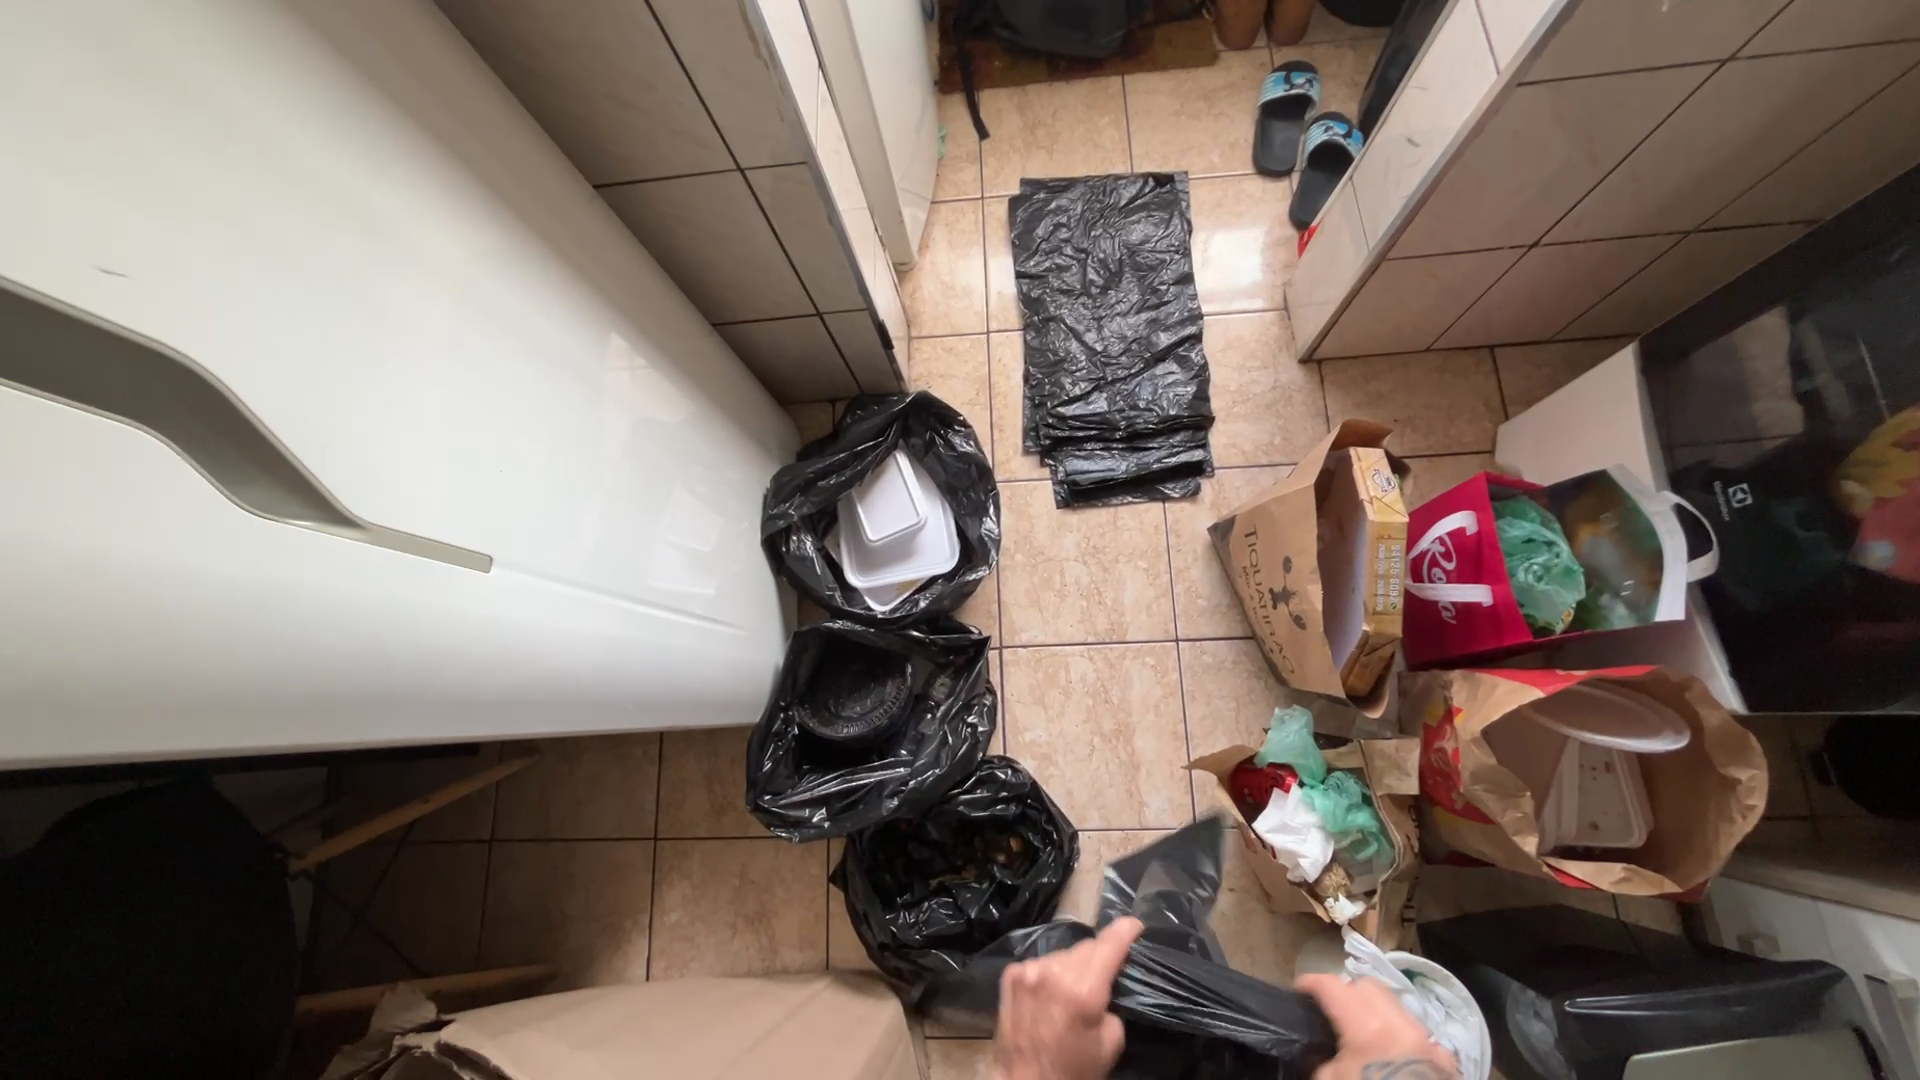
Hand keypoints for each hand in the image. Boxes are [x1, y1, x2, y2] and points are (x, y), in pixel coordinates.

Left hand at [991, 916, 1144, 1079]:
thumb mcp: (1111, 1042)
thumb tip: (1107, 980)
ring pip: (1063, 953)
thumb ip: (1112, 1001)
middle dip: (1099, 957)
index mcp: (1083, 990)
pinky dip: (1050, 972)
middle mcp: (1054, 970)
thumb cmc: (1074, 1070)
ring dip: (1072, 966)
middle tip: (1104, 977)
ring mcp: (1029, 969)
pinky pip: (1041, 962)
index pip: (1109, 944)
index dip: (1126, 930)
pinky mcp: (1012, 973)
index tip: (1136, 924)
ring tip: (1071, 991)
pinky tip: (1049, 993)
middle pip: (1087, 947)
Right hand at [1295, 974, 1458, 1079]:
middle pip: (1366, 986)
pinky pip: (1418, 1033)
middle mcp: (1393, 1021)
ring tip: (1365, 1026)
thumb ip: (1322, 1063)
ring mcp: (1421, 1037)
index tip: (1300, 989)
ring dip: (1376, 1008)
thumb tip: (1321, 1059)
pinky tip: (1396, 1051)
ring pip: (1394, 1004)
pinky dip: (1403, 1034)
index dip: (1311, 983)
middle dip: (1348, 990)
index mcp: (1363, 1025)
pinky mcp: (1442, 1056)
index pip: (1331, 986)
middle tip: (1335, 1008)